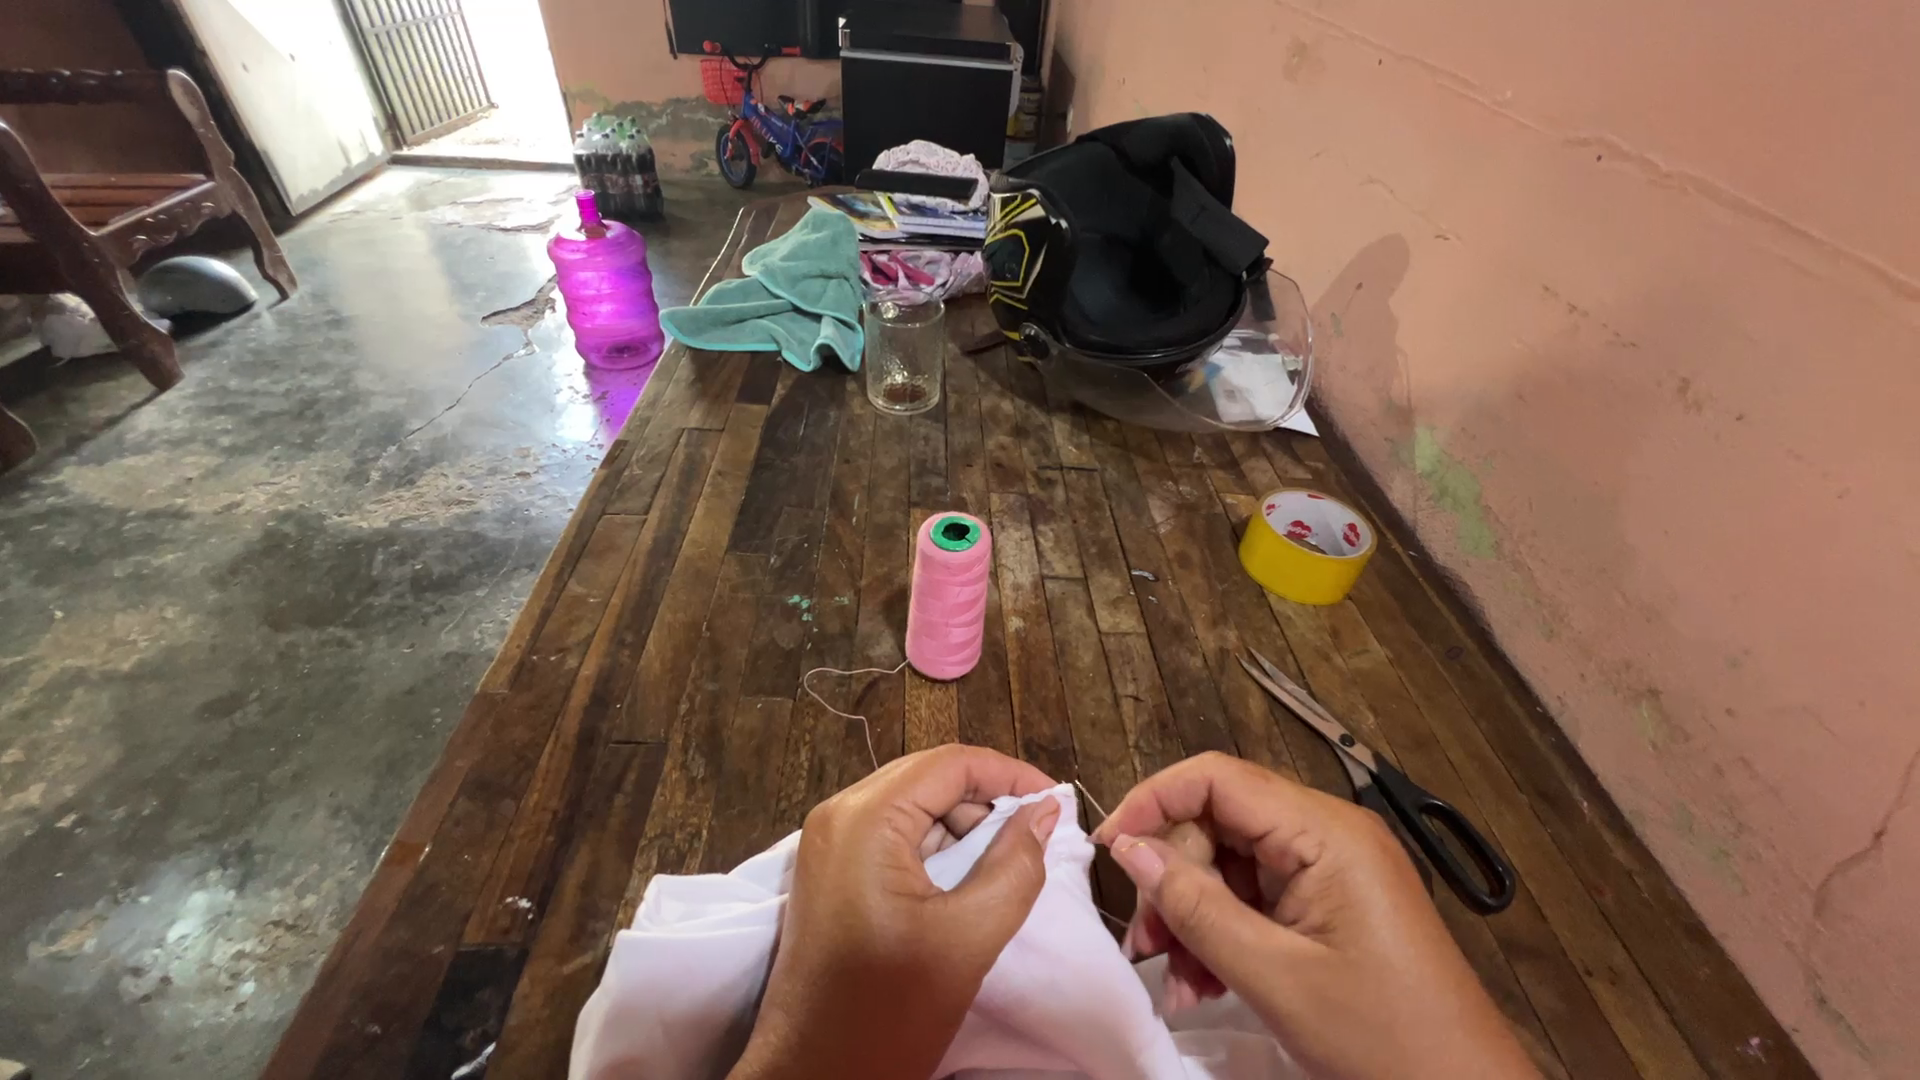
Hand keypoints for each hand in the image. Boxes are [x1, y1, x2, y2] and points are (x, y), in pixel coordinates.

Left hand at [730, 745, 1061, 1079]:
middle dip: (988, 796)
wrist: (812, 1079)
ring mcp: (829, 840)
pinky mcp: (832, 868)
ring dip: (964, 821)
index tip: (1056, 799)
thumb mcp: (967, 939)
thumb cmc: (888, 1012)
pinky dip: (937, 843)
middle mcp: (840, 813)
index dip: (1009, 774)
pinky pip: (894, 832)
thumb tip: (1045, 812)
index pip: (950, 763)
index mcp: (866, 817)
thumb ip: (1015, 866)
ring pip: (913, 803)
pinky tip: (969, 871)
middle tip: (1038, 826)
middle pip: (929, 776)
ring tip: (1010, 852)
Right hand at [1094, 753, 1536, 1079]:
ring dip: (1190, 914)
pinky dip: (1219, 932)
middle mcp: (1324, 831)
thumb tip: (1127, 847)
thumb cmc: (1382, 1042)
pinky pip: (1252, 895)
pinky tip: (1201, 983)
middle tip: (1145, 941)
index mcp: (1322, 830)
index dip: (1154, 799)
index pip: (1216, 777)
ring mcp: (1327, 866)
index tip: (1112, 846)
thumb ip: (1194, 905)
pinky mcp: (1326, 899)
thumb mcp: (1273, 976)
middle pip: (1216, 823)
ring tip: (1173, 977)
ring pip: (1227, 863)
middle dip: (1172, 877)